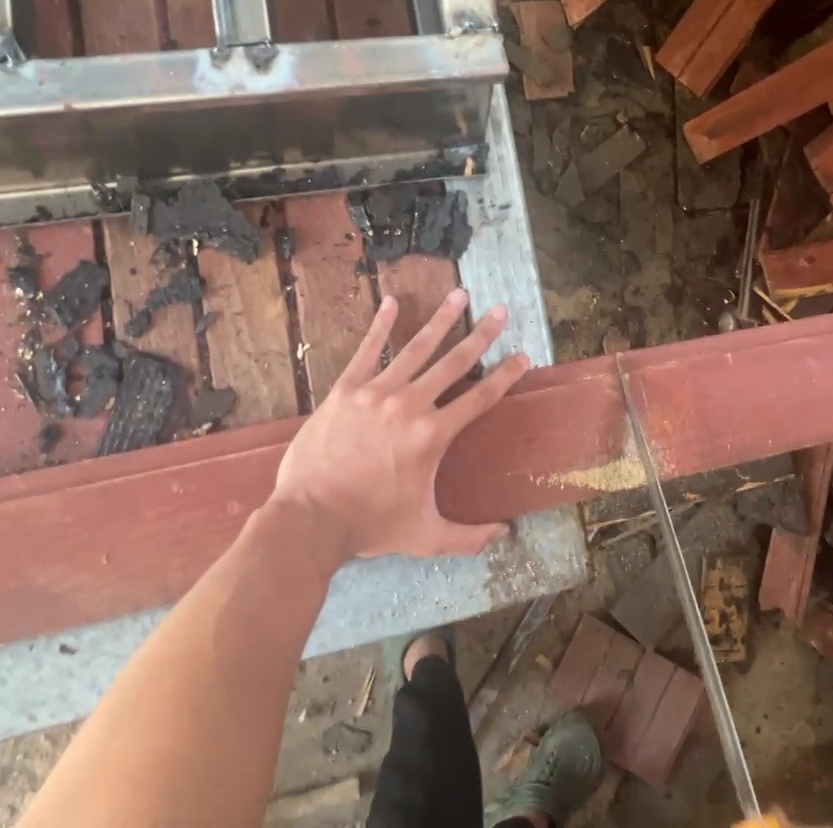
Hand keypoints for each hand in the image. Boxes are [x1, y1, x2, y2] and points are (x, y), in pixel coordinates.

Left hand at [271, 288, 531, 559]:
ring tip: (460, 295)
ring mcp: (376, 394)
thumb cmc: (371, 526)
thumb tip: (505, 535)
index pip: (479, 398)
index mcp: (433, 436)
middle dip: (481, 335)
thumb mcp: (426, 536)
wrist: (310, 519)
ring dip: (441, 320)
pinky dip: (380, 326)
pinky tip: (391, 302)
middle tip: (500, 312)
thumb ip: (469, 536)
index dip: (505, 376)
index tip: (522, 356)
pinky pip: (367, 351)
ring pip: (416, 349)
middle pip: (454, 363)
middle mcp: (410, 406)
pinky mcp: (345, 391)